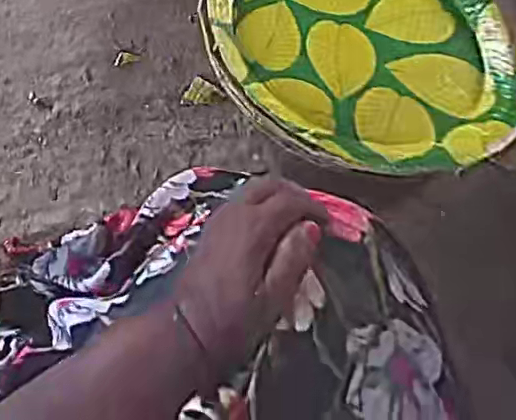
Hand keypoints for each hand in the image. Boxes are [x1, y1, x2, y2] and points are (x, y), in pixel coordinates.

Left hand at [171, 176, 325, 377]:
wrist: (186, 331)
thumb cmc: (232, 320)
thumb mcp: (273, 298)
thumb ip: (294, 258)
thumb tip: (311, 228)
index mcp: (252, 226)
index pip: (290, 199)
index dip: (314, 207)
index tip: (330, 223)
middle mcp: (235, 212)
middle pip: (270, 185)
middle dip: (295, 195)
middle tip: (314, 214)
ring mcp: (220, 216)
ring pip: (254, 190)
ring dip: (277, 198)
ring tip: (295, 221)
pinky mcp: (213, 226)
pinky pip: (242, 201)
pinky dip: (261, 205)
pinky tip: (270, 229)